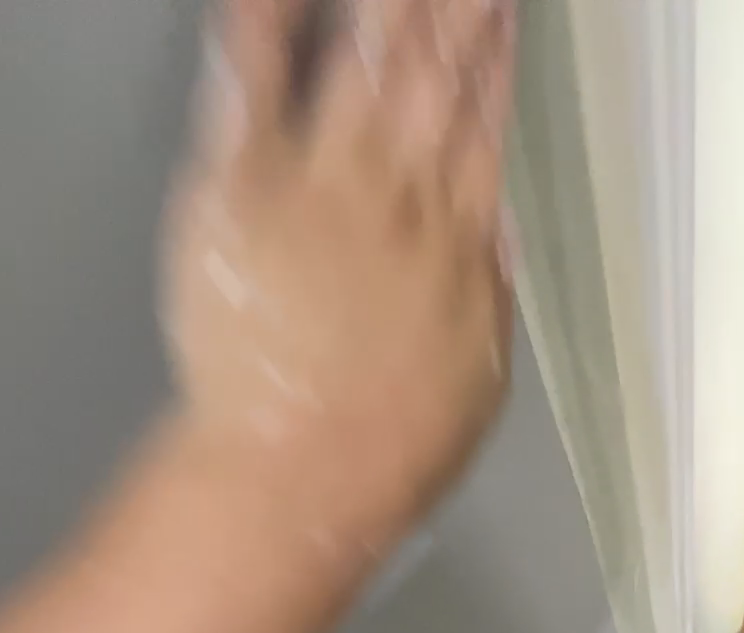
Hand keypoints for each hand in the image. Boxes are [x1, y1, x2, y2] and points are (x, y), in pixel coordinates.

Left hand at [160, 0, 516, 556]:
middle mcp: (399, 202)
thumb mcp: (482, 373)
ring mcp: (319, 189)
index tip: (505, 7)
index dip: (495, 64)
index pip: (483, 132)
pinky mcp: (238, 192)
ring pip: (360, 67)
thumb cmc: (401, 440)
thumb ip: (490, 286)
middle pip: (430, 82)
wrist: (301, 473)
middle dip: (451, 7)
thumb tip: (498, 213)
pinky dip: (259, 25)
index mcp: (458, 248)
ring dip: (387, 3)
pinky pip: (248, 88)